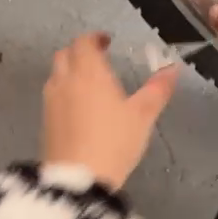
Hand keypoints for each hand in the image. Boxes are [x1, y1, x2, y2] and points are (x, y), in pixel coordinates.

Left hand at [42, 32, 180, 189]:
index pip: (84, 43)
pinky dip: (64, 91)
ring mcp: (51, 102)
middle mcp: (65, 81)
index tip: (107, 42)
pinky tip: (79, 108)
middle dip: (80, 52)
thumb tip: (173, 67)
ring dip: (70, 71)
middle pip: (65, 54)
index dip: (94, 38)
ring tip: (89, 83)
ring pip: (56, 74)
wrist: (78, 180)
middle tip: (98, 59)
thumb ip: (157, 89)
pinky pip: (52, 95)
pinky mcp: (45, 122)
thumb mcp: (143, 116)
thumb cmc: (114, 142)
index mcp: (89, 73)